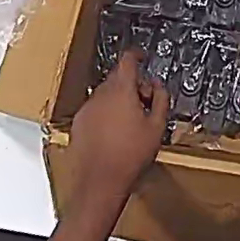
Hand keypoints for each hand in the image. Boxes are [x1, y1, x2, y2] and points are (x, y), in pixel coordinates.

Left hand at [65, 51, 168, 213]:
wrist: (100, 184)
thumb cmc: (130, 156)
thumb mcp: (157, 126)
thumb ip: (161, 99)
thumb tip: (158, 87)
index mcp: (121, 91)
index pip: (127, 60)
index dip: (137, 55)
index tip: (142, 57)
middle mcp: (100, 96)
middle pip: (117, 78)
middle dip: (133, 84)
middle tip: (145, 102)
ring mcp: (86, 110)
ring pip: (105, 95)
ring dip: (119, 100)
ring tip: (131, 123)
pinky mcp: (78, 126)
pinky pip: (95, 110)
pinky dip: (106, 114)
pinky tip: (115, 134)